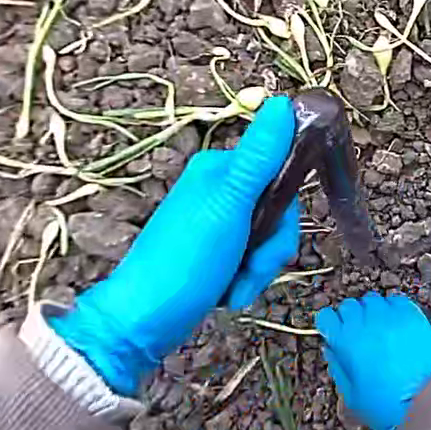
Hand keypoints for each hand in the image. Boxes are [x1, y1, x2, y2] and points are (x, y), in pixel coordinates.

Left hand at [53, 97, 301, 394]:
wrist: (142, 325)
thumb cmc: (183, 262)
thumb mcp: (229, 205)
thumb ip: (259, 157)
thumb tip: (283, 104)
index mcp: (221, 170)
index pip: (283, 171)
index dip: (287, 204)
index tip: (272, 226)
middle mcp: (222, 190)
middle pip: (282, 209)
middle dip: (273, 245)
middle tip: (252, 264)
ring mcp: (221, 222)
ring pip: (273, 236)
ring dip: (262, 266)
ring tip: (237, 284)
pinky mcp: (221, 250)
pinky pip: (258, 257)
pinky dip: (250, 277)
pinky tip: (230, 291)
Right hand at [315, 293, 430, 429]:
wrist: (425, 398)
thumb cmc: (389, 403)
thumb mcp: (352, 395)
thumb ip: (338, 367)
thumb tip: (333, 350)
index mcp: (347, 341)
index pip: (326, 317)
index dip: (329, 325)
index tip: (334, 331)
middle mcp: (367, 322)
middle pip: (349, 306)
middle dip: (349, 318)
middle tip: (356, 334)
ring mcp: (391, 315)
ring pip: (372, 300)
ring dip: (371, 312)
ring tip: (377, 330)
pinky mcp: (412, 314)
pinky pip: (395, 301)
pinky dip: (392, 309)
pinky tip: (394, 325)